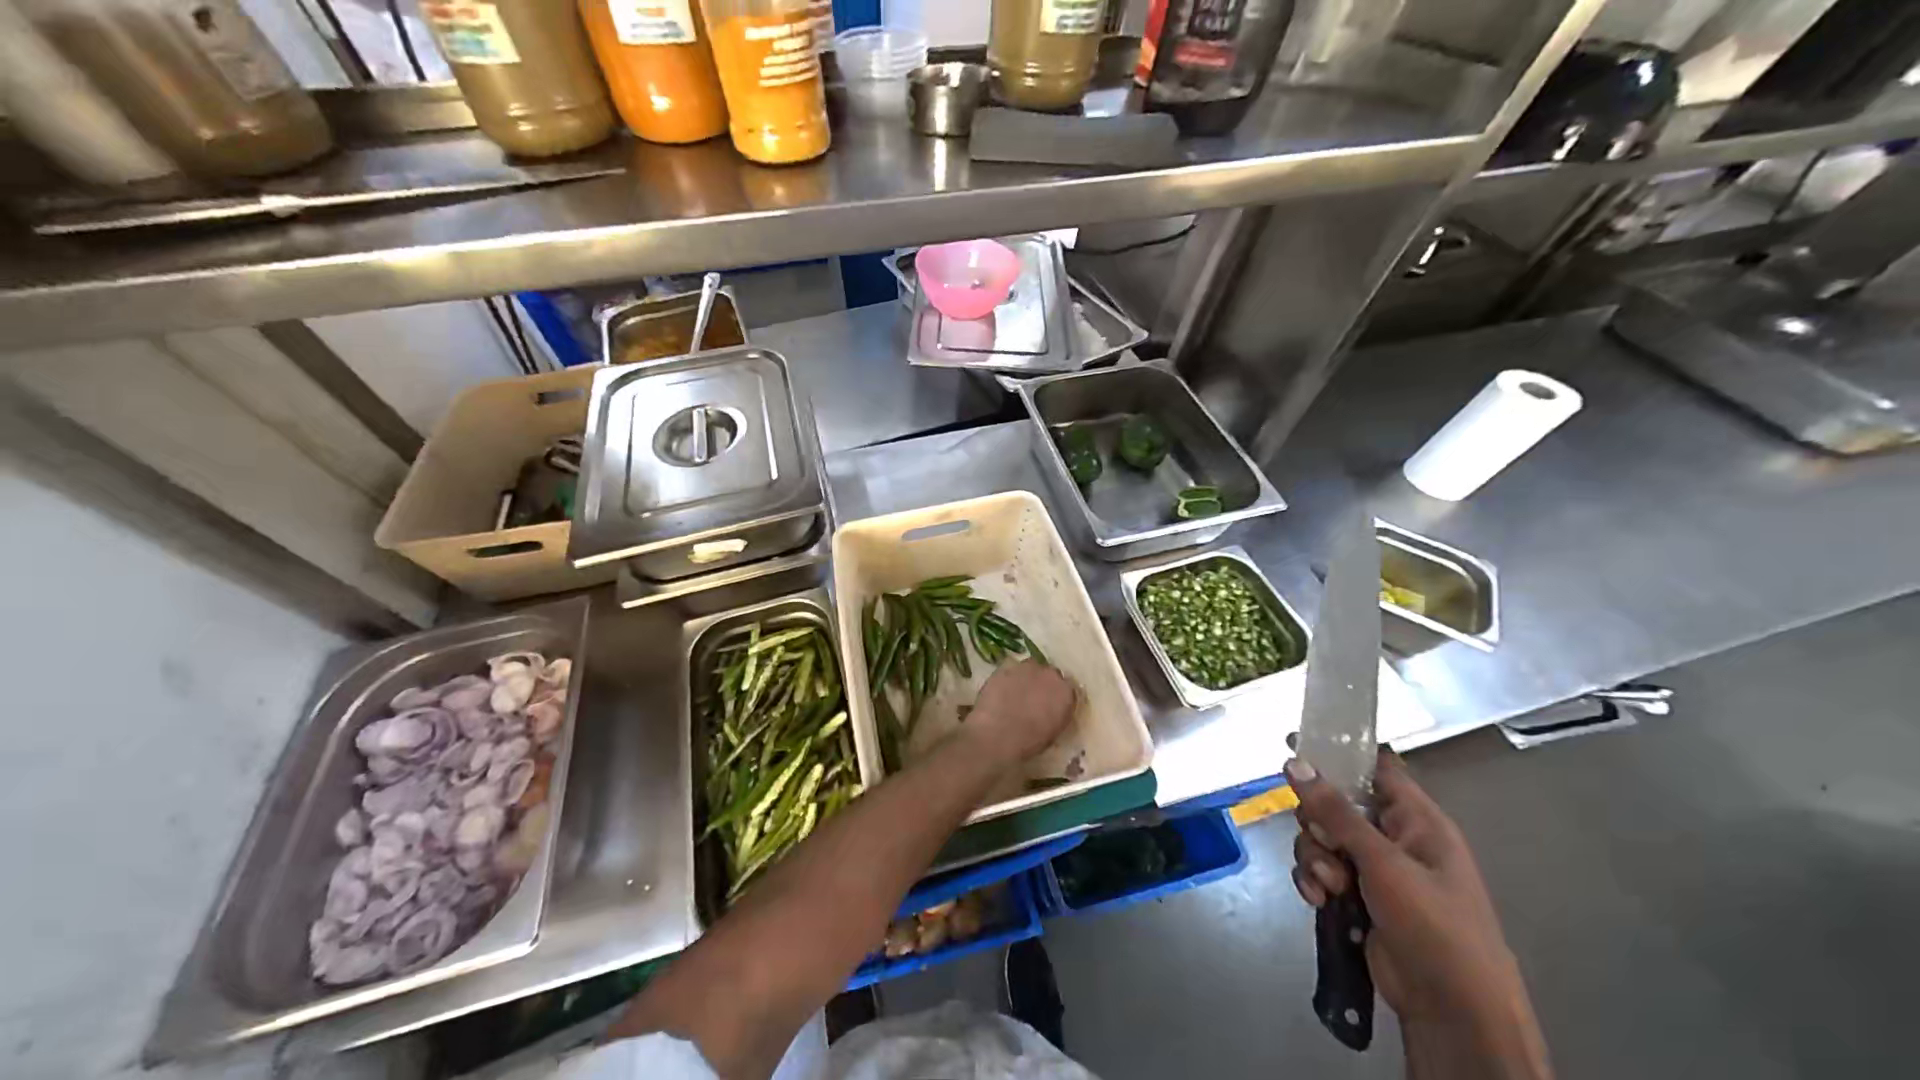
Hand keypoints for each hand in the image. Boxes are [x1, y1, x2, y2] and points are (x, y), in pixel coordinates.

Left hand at [966, 660, 1076, 763]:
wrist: (997, 735)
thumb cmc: (1027, 742)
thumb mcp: (1052, 732)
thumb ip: (1057, 713)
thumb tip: (1052, 709)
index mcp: (1066, 693)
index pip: (1068, 687)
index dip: (1057, 694)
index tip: (1050, 702)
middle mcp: (1050, 675)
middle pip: (1049, 674)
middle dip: (1043, 683)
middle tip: (1032, 697)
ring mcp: (1028, 668)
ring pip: (1030, 668)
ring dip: (1026, 677)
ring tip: (1015, 692)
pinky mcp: (1007, 666)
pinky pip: (1011, 669)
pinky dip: (1009, 677)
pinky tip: (1001, 690)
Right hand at [1287, 752, 1551, 1079]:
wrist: (1452, 1009)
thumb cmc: (1434, 924)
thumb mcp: (1383, 863)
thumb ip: (1336, 812)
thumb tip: (1294, 762)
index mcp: (1416, 820)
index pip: (1374, 768)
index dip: (1337, 752)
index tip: (1294, 744)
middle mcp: (1394, 838)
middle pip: (1335, 804)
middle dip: (1318, 823)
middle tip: (1325, 844)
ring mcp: (1375, 869)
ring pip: (1322, 840)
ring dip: (1316, 859)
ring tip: (1331, 886)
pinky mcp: (1358, 897)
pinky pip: (1321, 871)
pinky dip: (1315, 882)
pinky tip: (1320, 901)